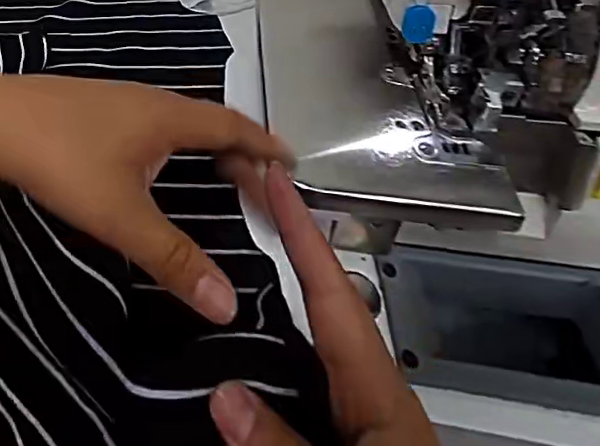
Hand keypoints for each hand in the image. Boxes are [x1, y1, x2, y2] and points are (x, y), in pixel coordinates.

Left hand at [0, 74, 292, 324]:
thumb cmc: (64, 160)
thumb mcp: (120, 215)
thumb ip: (172, 257)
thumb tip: (227, 304)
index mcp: (167, 117)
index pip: (231, 124)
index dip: (263, 143)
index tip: (290, 160)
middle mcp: (150, 99)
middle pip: (208, 120)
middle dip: (238, 151)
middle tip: (259, 186)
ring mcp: (119, 97)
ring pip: (178, 118)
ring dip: (206, 144)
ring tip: (218, 172)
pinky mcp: (94, 103)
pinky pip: (153, 118)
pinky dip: (176, 139)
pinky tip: (157, 159)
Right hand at [208, 164, 436, 445]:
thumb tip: (225, 396)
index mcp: (375, 388)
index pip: (330, 290)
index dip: (300, 230)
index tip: (275, 179)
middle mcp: (365, 387)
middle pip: (321, 302)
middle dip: (286, 248)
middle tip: (245, 203)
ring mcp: (355, 408)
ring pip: (308, 335)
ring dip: (275, 292)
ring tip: (233, 253)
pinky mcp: (343, 427)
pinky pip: (301, 371)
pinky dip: (272, 342)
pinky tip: (239, 346)